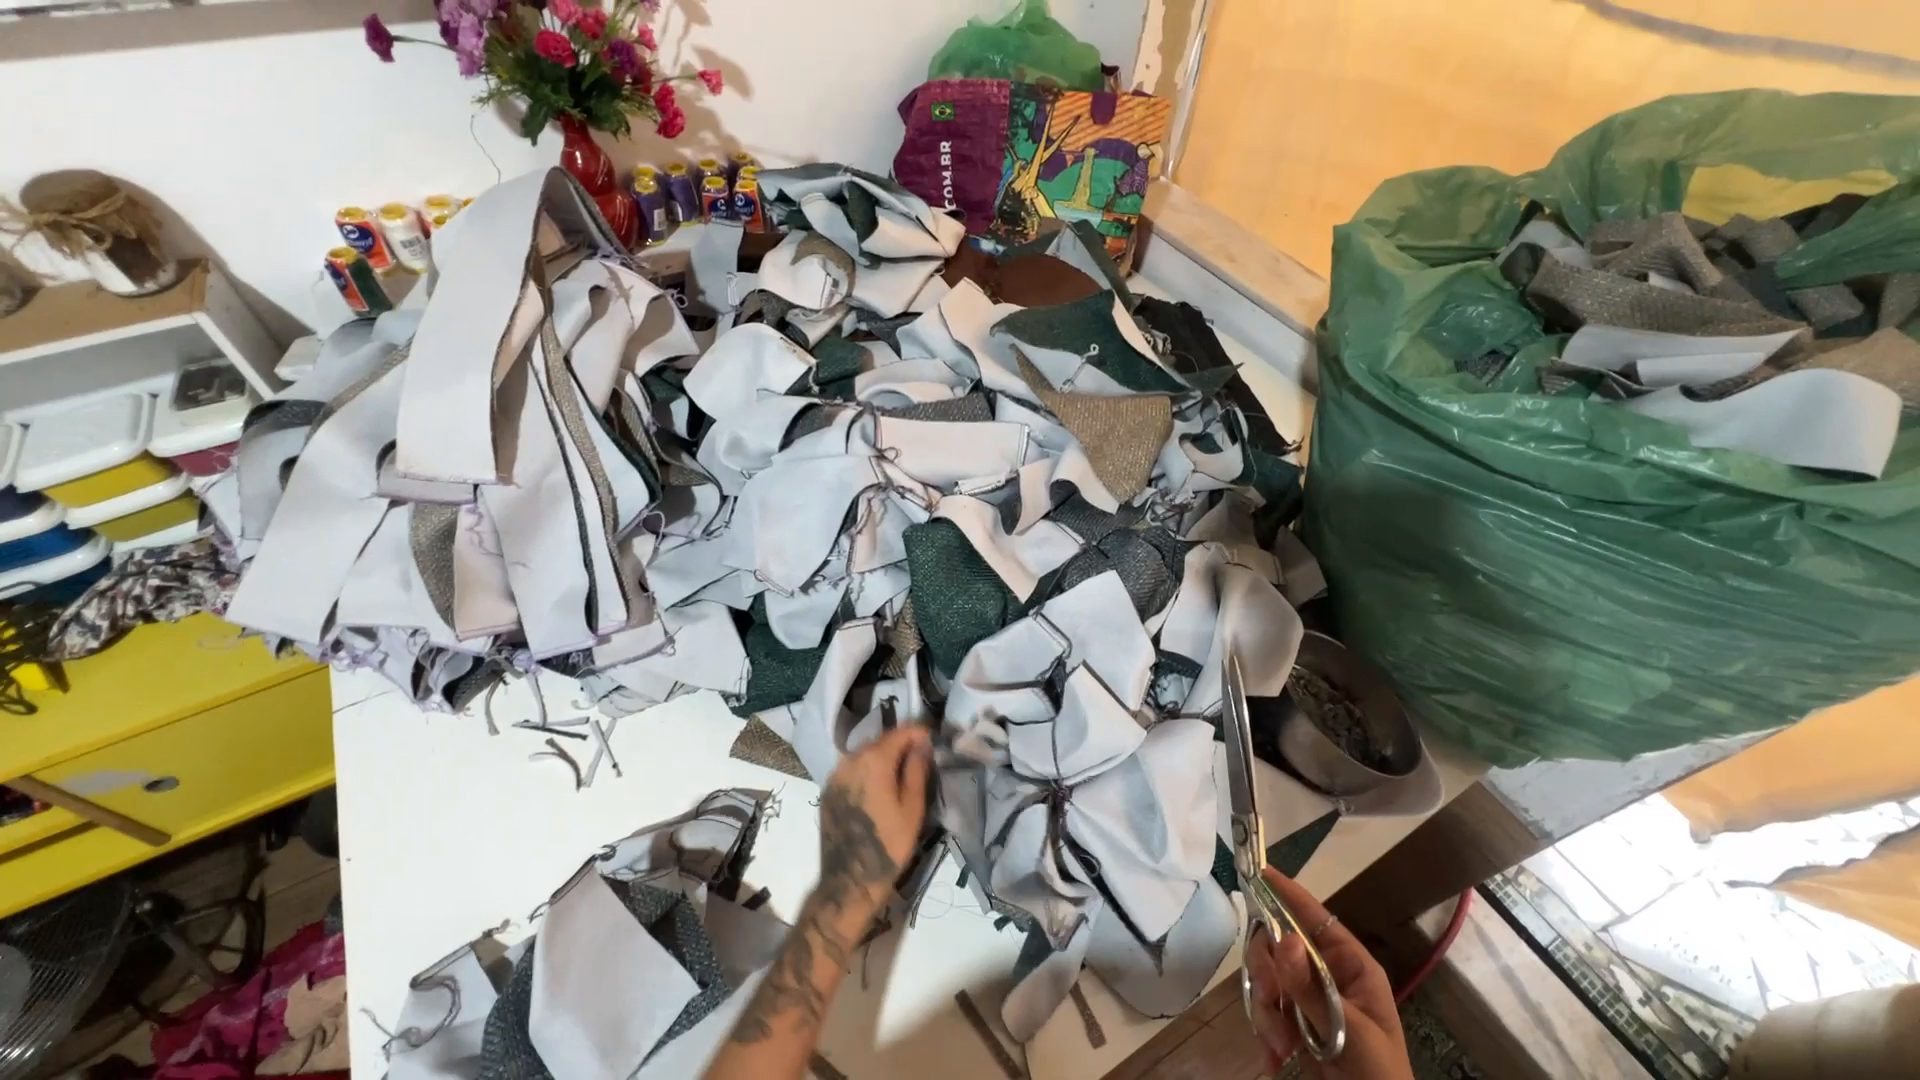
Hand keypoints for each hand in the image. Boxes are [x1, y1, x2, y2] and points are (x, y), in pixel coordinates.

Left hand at [813, 726, 932, 922]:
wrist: (850, 880)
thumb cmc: (889, 845)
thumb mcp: (912, 808)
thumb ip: (917, 770)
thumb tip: (922, 744)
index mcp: (873, 761)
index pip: (900, 733)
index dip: (918, 732)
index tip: (933, 738)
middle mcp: (850, 760)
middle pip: (880, 740)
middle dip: (900, 743)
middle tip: (920, 755)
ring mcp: (835, 775)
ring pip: (863, 754)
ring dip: (883, 756)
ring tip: (901, 770)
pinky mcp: (828, 790)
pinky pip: (851, 769)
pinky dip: (867, 769)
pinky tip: (879, 785)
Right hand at [1246, 868, 1411, 1079]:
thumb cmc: (1378, 1077)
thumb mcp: (1348, 1033)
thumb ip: (1311, 988)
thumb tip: (1282, 937)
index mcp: (1351, 967)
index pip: (1315, 917)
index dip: (1286, 893)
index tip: (1256, 872)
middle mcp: (1327, 975)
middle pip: (1278, 947)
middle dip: (1269, 977)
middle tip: (1271, 1005)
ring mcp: (1308, 999)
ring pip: (1266, 980)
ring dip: (1266, 1014)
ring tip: (1280, 1049)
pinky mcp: (1293, 1024)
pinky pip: (1264, 1009)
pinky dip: (1265, 1035)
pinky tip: (1274, 1060)